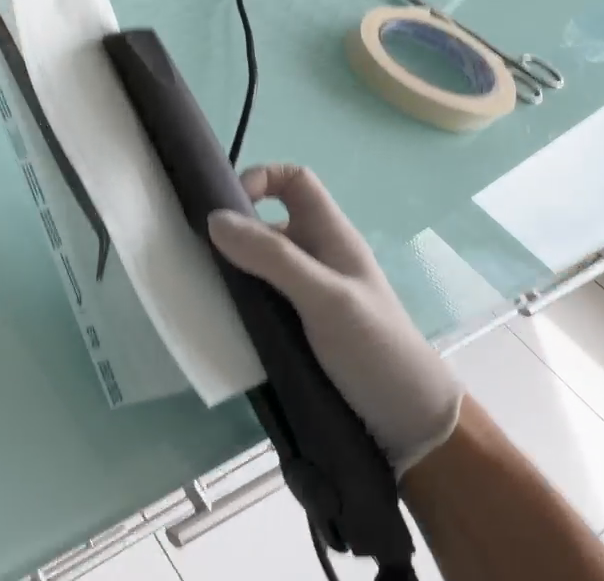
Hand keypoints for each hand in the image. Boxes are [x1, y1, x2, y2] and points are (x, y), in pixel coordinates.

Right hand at [208, 164, 462, 475]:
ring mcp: (300, 290)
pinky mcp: (289, 322)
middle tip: (194, 250)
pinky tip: (216, 314)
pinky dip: (231, 297)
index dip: (259, 178)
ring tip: (197, 284)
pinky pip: (251, 294)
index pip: (292, 181)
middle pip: (263, 220)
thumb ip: (272, 258)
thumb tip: (213, 219)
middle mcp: (313, 255)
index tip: (227, 208)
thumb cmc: (377, 350)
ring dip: (225, 267)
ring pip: (251, 260)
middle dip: (229, 229)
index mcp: (330, 236)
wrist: (409, 425)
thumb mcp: (327, 299)